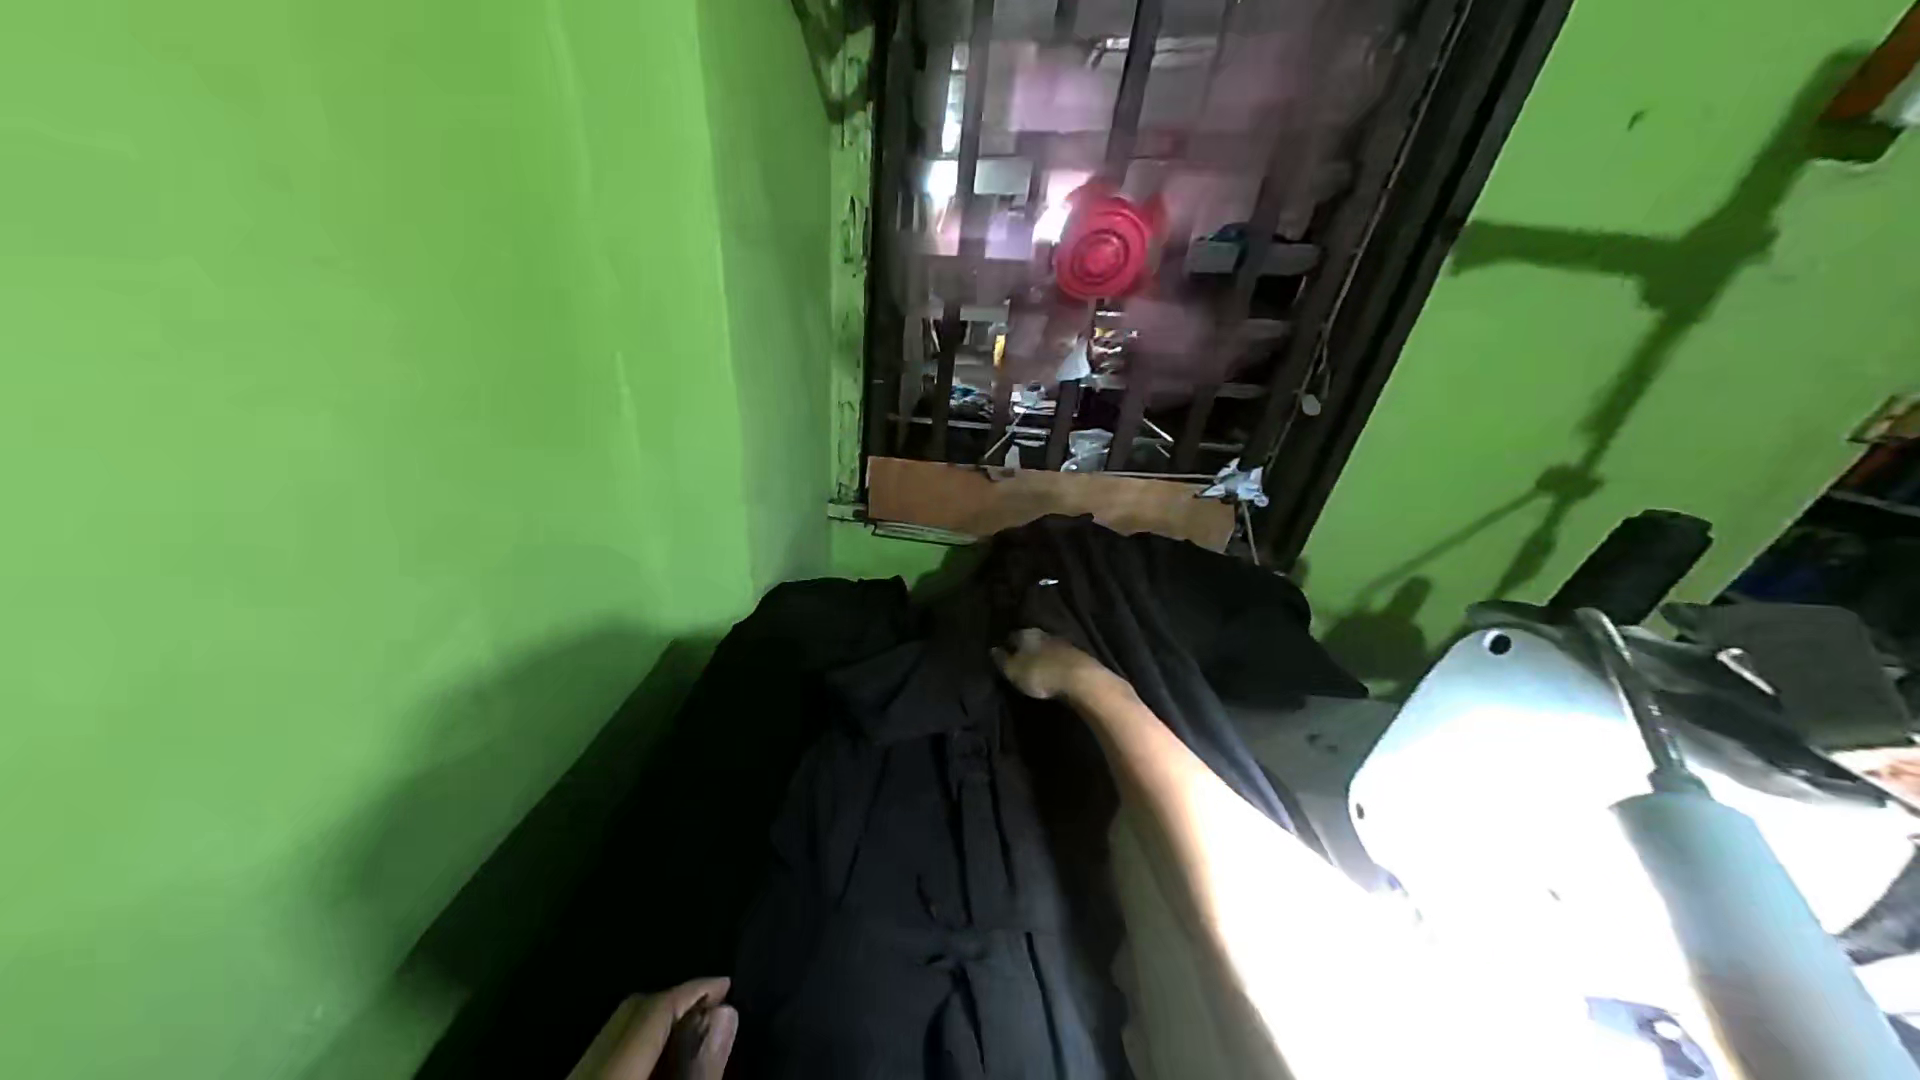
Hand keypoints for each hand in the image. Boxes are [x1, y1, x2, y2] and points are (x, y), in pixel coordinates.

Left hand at [568, 977, 736, 1079]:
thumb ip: (699, 1071)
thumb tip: (725, 1013)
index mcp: (609, 1069)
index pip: (653, 1007)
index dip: (695, 989)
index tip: (728, 985)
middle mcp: (583, 1066)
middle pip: (630, 1011)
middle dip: (674, 1001)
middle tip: (713, 1004)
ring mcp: (574, 1075)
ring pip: (615, 1030)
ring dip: (656, 1022)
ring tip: (692, 1028)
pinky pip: (605, 1051)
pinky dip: (637, 1044)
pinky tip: (659, 1057)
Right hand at [991, 628, 1116, 700]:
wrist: (1080, 679)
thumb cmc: (1040, 674)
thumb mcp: (1013, 671)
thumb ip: (1002, 660)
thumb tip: (992, 649)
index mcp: (1026, 634)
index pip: (1012, 636)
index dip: (1007, 645)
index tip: (1004, 654)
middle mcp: (1044, 633)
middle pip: (1030, 640)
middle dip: (1025, 649)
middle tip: (1019, 661)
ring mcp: (1063, 643)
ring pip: (1046, 647)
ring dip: (1041, 655)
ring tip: (1036, 668)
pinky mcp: (1077, 656)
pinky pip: (1060, 657)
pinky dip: (1054, 662)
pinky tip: (1053, 671)